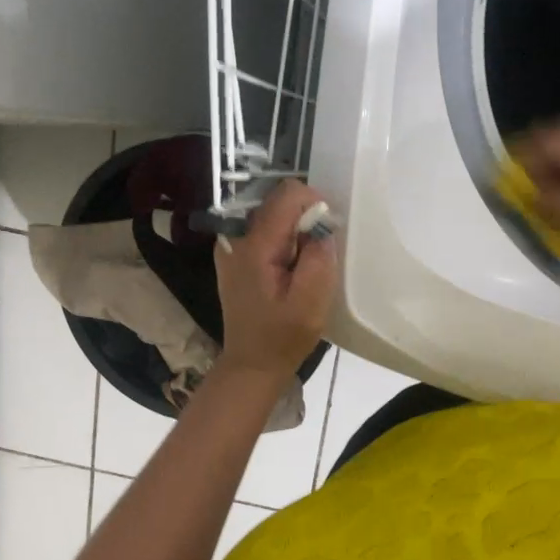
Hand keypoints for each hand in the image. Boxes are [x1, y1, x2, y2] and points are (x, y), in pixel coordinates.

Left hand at [215, 179, 336, 378]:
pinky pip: (264, 233)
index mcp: (254, 245)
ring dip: (294, 234)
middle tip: (316, 257)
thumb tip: (321, 226)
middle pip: (278, 202)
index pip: (288, 195)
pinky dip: (283, 244)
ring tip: (302, 268)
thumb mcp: (311, 303)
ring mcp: (231, 247)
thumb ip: (318, 258)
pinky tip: (289, 272)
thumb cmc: (282, 338)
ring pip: (272, 216)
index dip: (315, 205)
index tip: (327, 234)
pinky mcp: (235, 257)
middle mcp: (236, 237)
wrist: (251, 365)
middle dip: (304, 221)